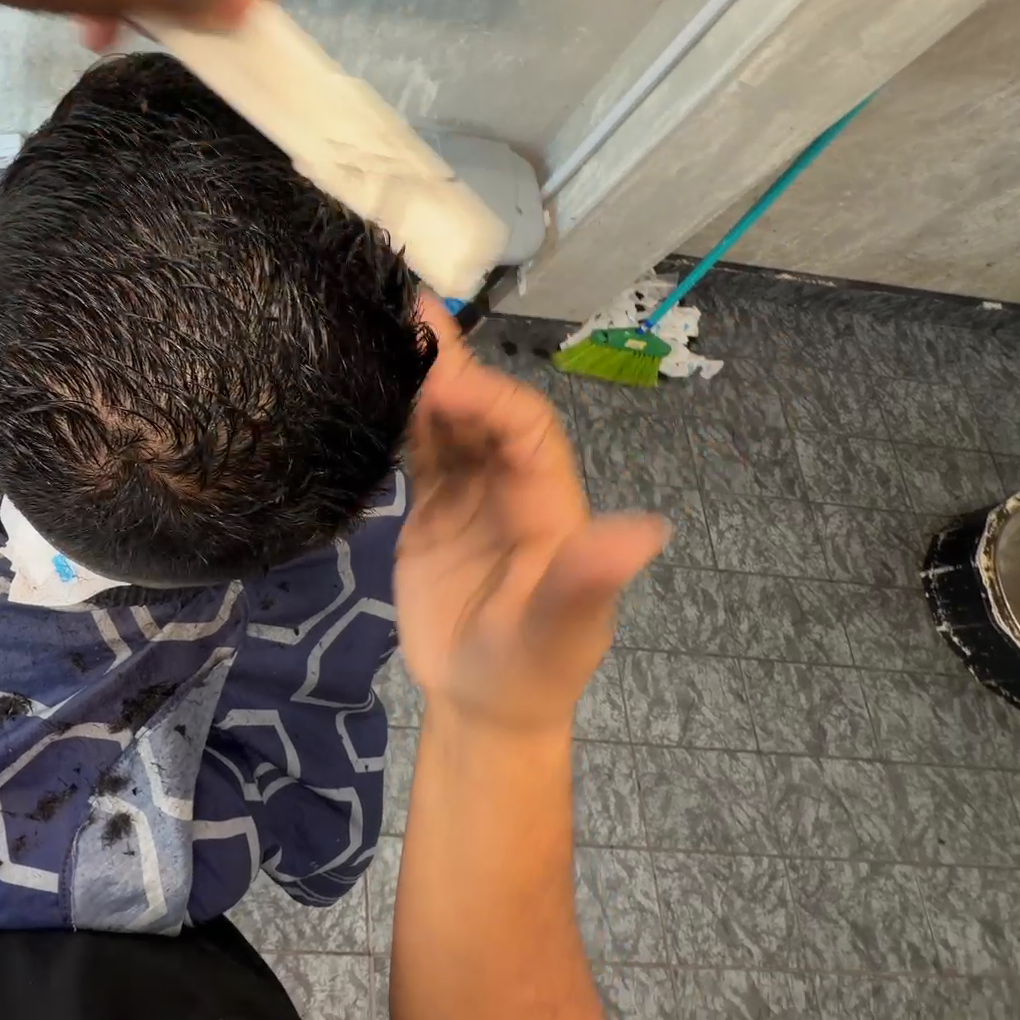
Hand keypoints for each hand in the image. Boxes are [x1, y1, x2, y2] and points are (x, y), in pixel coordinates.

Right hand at [394, 295, 667, 735]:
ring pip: (450, 425)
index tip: (438, 380)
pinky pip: (421, 454)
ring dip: (424, 382)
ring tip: (387, 333)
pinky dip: (402, 420)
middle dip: (452, 367)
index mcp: (549, 503)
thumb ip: (586, 583)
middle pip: (485, 412)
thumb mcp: (555, 635)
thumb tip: (642, 531)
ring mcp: (471, 499)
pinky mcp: (434, 514)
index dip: (488, 396)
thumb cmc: (526, 671)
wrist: (480, 702)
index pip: (525, 428)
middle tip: (408, 317)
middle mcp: (511, 488)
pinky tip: (378, 392)